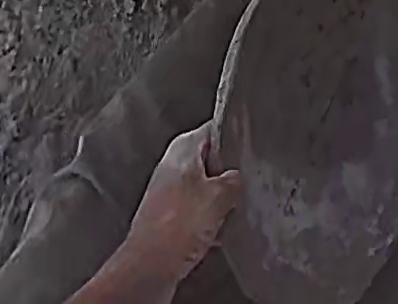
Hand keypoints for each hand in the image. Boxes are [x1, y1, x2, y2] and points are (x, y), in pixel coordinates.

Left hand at [120, 122, 243, 281]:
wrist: (148, 269)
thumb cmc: (179, 224)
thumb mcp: (219, 196)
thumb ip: (234, 180)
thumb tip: (237, 179)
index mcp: (183, 147)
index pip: (216, 129)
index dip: (235, 135)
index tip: (250, 145)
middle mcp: (173, 164)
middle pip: (210, 159)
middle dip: (227, 173)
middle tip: (244, 182)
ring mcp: (167, 190)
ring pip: (204, 187)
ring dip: (218, 199)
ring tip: (233, 209)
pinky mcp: (166, 216)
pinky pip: (194, 210)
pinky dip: (206, 219)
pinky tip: (218, 232)